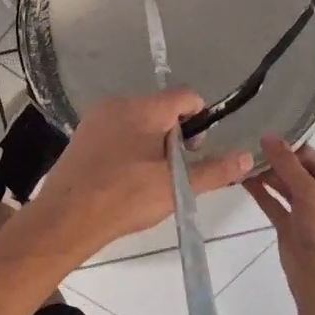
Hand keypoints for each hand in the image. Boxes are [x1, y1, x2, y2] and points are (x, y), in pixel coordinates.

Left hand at [27, 90, 254, 256]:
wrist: (66, 218)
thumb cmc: (124, 197)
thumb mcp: (176, 187)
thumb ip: (214, 170)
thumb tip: (248, 156)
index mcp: (142, 108)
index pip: (185, 96)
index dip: (200, 119)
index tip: (196, 152)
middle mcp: (116, 105)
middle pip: (160, 110)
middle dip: (175, 136)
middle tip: (173, 172)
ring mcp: (95, 120)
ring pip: (137, 123)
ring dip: (152, 145)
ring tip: (150, 180)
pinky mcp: (81, 138)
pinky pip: (116, 135)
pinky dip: (128, 151)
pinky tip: (126, 180)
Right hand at [243, 135, 314, 292]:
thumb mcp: (310, 193)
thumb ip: (288, 165)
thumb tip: (267, 136)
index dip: (294, 149)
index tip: (267, 137)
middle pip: (300, 173)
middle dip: (277, 161)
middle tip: (249, 146)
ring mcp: (308, 214)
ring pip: (285, 188)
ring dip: (267, 175)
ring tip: (242, 160)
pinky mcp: (291, 227)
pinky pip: (274, 204)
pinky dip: (261, 192)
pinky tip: (242, 180)